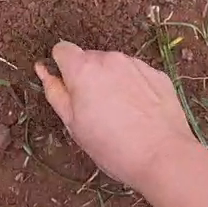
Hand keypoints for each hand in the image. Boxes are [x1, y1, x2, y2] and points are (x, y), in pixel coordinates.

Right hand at [35, 41, 198, 190]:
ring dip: (111, 82)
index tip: (69, 90)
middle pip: (89, 59)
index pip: (61, 49)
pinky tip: (140, 114)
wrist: (164, 157)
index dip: (61, 68)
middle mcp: (108, 58)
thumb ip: (55, 92)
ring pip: (113, 67)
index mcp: (83, 69)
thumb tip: (42, 69)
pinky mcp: (157, 74)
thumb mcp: (73, 125)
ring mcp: (135, 64)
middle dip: (88, 78)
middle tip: (95, 112)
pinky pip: (136, 74)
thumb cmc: (113, 146)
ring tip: (121, 116)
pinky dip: (134, 87)